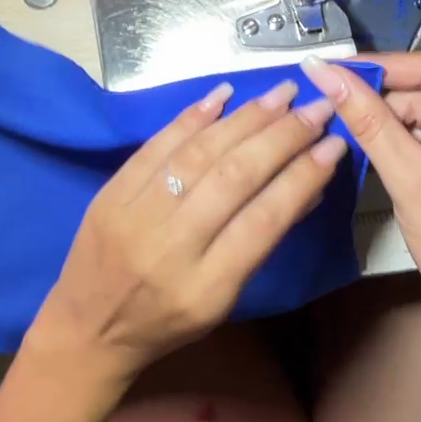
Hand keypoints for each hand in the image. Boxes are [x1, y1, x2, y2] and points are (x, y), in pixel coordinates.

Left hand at [26, 78, 348, 386]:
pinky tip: (223, 95)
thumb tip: (306, 185)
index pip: (264, 221)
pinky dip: (191, 117)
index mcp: (206, 288)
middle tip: (316, 108)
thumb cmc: (165, 323)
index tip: (333, 145)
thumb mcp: (220, 303)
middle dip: (281, 137)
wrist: (87, 327)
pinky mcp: (111, 192)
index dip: (302, 178)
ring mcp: (135, 215)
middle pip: (234, 178)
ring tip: (280, 94)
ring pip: (198, 154)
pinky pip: (156, 146)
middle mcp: (170, 247)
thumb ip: (258, 245)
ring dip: (244, 118)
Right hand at [301, 52, 420, 353]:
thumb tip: (324, 72)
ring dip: (387, 118)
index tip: (329, 65)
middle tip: (326, 95)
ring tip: (340, 119)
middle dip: (380, 97)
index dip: (380, 66)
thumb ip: (368, 121)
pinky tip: (369, 139)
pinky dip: (402, 137)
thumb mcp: (411, 180)